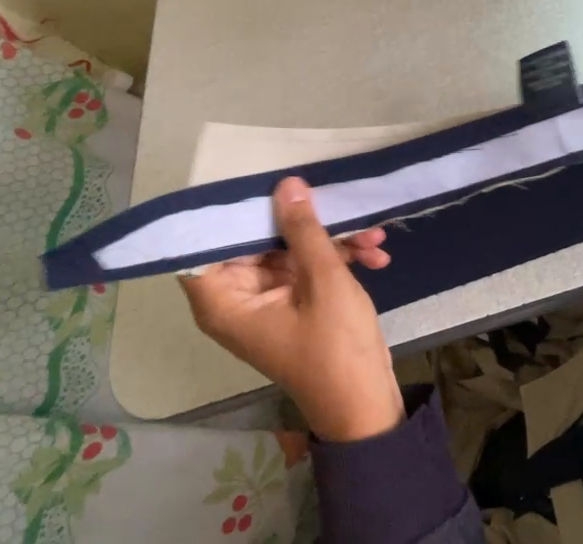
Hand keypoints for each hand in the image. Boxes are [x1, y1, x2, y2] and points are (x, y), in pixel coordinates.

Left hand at [179, 177, 404, 441]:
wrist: (366, 401)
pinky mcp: (296, 307)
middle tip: (339, 203)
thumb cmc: (335, 345)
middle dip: (305, 223)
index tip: (261, 181)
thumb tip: (286, 185)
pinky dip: (340, 260)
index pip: (205, 245)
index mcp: (225, 301)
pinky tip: (377, 254)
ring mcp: (269, 304)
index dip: (230, 213)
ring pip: (293, 253)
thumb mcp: (324, 280)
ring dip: (334, 241)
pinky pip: (310, 270)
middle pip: (258, 243)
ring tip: (375, 235)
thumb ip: (304, 230)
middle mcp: (239, 300)